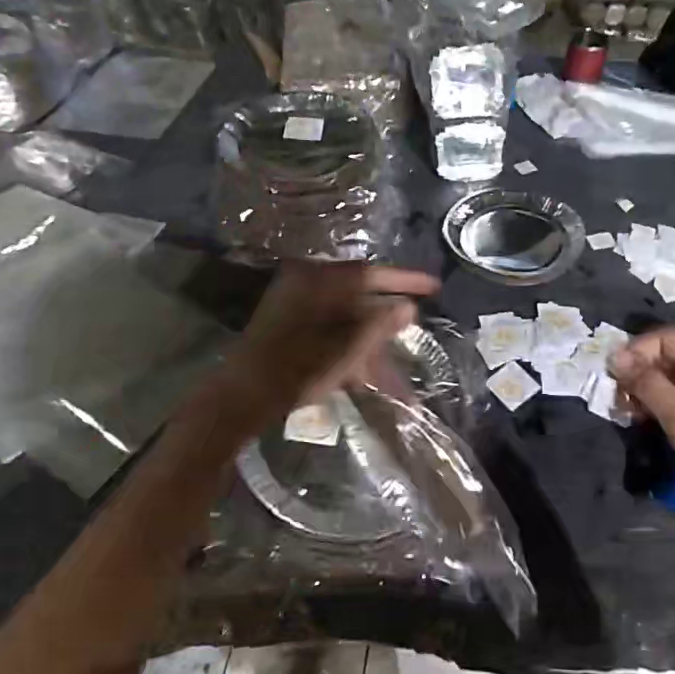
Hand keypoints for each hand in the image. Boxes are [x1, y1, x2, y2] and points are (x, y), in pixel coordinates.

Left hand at [229, 263, 439, 405]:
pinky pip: (333, 333)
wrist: (240, 400)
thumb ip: (378, 326)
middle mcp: (307, 286)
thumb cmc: (294, 372)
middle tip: (418, 327)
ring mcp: (298, 308)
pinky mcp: (293, 328)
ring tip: (398, 377)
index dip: (406, 280)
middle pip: (362, 297)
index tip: (435, 286)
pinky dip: (353, 352)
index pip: (372, 273)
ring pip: (349, 320)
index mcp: (317, 282)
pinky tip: (370, 378)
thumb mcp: (345, 351)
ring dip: (373, 346)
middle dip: (390, 321)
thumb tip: (408, 307)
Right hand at [612, 326, 674, 523]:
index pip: (670, 337)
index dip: (638, 349)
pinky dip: (657, 403)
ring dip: (645, 388)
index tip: (611, 373)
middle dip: (639, 369)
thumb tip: (616, 357)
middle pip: (671, 355)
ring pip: (672, 377)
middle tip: (615, 394)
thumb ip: (650, 386)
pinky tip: (641, 418)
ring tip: (624, 409)